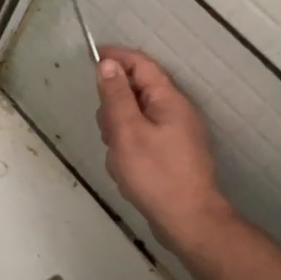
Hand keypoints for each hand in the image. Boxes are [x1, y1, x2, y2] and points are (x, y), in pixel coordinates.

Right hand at [94, 47, 235, 249]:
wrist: (189, 222)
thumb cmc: (156, 174)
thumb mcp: (127, 131)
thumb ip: (116, 95)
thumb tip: (108, 64)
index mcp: (168, 100)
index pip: (141, 64)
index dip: (116, 57)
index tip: (91, 58)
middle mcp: (175, 112)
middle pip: (136, 91)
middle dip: (114, 105)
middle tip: (106, 129)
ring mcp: (175, 135)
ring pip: (136, 118)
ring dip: (119, 131)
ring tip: (117, 156)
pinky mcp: (171, 155)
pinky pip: (142, 139)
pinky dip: (128, 148)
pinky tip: (125, 170)